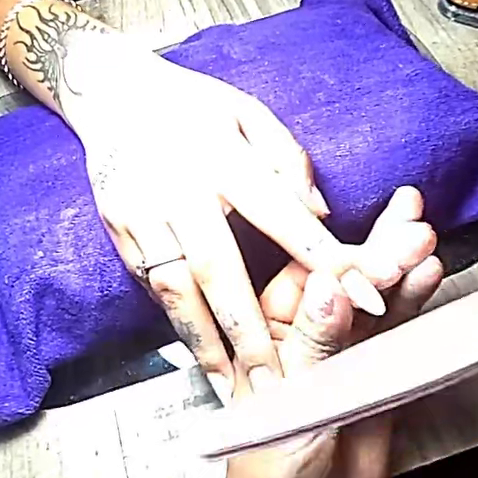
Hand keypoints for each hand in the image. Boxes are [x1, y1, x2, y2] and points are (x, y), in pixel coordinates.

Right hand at [42, 23, 381, 392]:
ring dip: (203, 339)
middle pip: (218, 269)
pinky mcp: (116, 224)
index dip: (325, 261)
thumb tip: (318, 211)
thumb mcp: (246, 109)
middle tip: (280, 384)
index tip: (364, 300)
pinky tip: (193, 340)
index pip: (282, 217)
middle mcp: (179, 189)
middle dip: (251, 332)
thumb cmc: (189, 101)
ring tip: (230, 382)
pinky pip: (147, 277)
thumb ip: (286, 158)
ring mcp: (140, 210)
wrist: (112, 93)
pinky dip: (172, 314)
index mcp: (221, 158)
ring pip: (174, 286)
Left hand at [168, 188, 438, 477]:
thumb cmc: (268, 475)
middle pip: (344, 279)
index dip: (344, 259)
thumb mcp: (288, 409)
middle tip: (412, 219)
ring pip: (374, 300)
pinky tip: (430, 279)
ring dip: (400, 269)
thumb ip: (311, 348)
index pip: (307, 279)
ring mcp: (344, 351)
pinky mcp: (376, 376)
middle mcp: (305, 331)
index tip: (379, 241)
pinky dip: (415, 307)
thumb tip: (329, 284)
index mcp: (266, 328)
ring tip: (426, 237)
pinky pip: (397, 335)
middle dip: (377, 249)